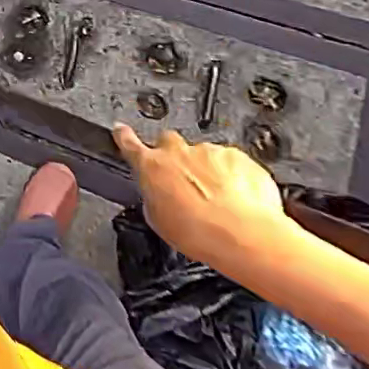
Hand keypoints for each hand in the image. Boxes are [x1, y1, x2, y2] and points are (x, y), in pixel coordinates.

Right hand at [113, 124, 294, 264]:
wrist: (246, 237)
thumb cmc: (199, 232)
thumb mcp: (158, 220)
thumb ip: (153, 197)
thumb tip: (159, 196)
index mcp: (149, 165)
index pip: (127, 141)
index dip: (123, 135)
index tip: (122, 130)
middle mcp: (176, 153)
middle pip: (169, 141)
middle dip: (176, 155)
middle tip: (186, 179)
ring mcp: (209, 153)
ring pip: (205, 154)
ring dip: (209, 170)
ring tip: (222, 199)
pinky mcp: (241, 159)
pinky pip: (235, 162)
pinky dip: (237, 176)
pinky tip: (242, 199)